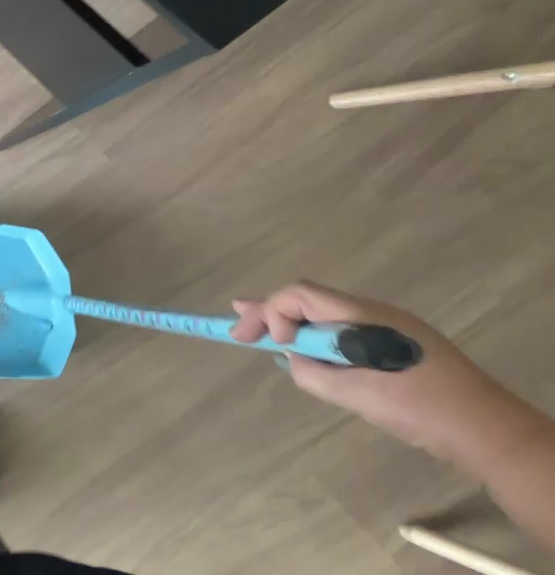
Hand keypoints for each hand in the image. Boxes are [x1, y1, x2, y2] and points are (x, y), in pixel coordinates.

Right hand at [230, 281, 526, 464]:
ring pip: (325, 315)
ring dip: (292, 325)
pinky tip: (307, 352)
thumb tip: (288, 357)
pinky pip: (346, 329)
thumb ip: (309, 370)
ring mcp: (392, 327)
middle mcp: (376, 312)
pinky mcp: (400, 344)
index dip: (272, 313)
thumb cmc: (421, 410)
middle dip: (270, 314)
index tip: (268, 343)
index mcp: (364, 316)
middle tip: (237, 331)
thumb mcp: (355, 394)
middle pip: (307, 300)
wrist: (496, 437)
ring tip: (261, 336)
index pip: (298, 295)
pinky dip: (318, 336)